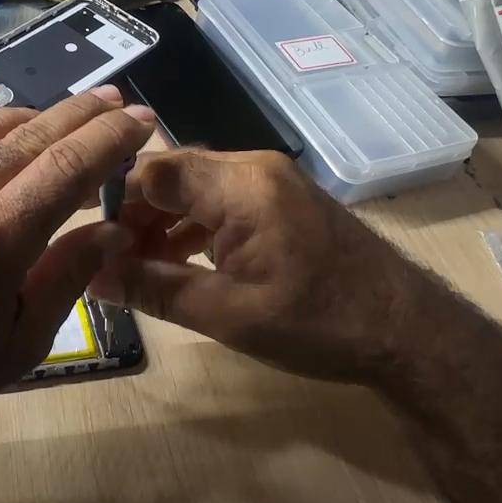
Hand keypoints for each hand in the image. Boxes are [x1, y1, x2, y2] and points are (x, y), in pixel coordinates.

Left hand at [0, 88, 155, 436]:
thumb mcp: (23, 340)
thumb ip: (70, 274)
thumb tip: (114, 228)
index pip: (67, 166)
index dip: (110, 138)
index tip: (142, 120)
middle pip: (29, 134)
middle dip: (80, 112)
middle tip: (116, 98)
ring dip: (29, 115)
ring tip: (62, 115)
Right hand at [91, 148, 442, 383]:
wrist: (413, 335)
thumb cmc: (320, 325)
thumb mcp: (228, 314)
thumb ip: (155, 289)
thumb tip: (92, 277)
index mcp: (241, 185)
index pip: (154, 171)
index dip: (113, 201)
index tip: (88, 240)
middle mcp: (254, 168)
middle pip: (172, 174)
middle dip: (134, 213)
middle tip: (108, 257)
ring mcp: (271, 182)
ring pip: (194, 187)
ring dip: (161, 222)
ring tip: (135, 265)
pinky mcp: (281, 201)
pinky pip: (220, 200)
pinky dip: (192, 226)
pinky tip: (177, 261)